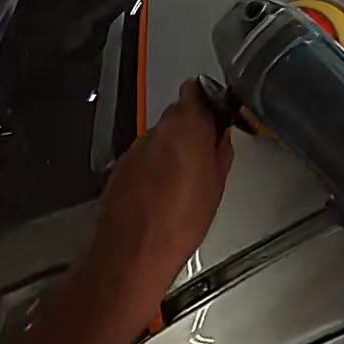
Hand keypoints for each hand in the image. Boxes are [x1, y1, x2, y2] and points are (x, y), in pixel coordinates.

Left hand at [90, 79, 233, 311]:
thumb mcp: (216, 186)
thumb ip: (220, 151)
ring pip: (160, 136)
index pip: (194, 90)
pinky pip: (144, 156)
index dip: (205, 96)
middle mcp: (158, 131)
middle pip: (177, 113)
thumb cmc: (177, 224)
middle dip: (190, 127)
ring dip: (171, 148)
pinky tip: (162, 192)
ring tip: (183, 180)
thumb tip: (221, 138)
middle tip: (204, 150)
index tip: (213, 109)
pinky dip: (153, 166)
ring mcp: (137, 147)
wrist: (133, 253)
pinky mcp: (122, 165)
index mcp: (186, 128)